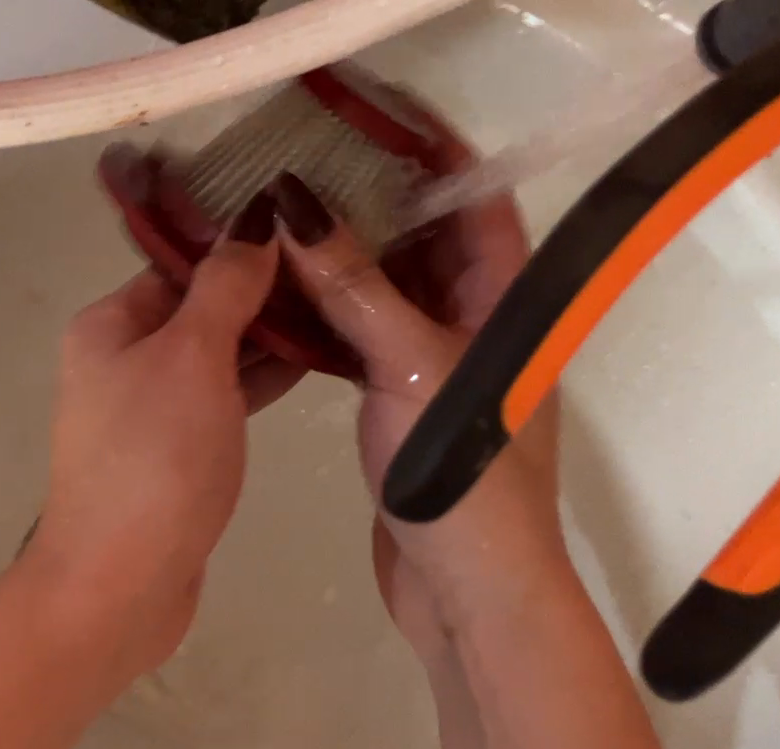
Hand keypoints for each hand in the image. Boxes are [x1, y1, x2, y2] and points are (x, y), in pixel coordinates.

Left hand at [21, 192, 302, 674]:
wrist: (121, 580)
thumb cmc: (153, 459)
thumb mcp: (189, 356)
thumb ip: (222, 287)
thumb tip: (254, 219)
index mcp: (107, 327)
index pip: (178, 263)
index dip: (241, 240)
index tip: (313, 217)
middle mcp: (119, 364)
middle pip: (198, 309)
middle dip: (264, 289)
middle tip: (347, 258)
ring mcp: (145, 415)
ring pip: (213, 359)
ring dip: (268, 337)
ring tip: (346, 302)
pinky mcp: (172, 457)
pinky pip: (219, 403)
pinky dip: (257, 384)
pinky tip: (315, 362)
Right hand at [269, 140, 560, 663]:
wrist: (461, 584)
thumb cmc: (458, 472)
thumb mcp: (407, 364)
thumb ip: (354, 286)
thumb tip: (293, 207)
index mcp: (507, 301)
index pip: (474, 202)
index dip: (424, 159)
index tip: (352, 134)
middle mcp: (477, 324)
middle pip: (423, 245)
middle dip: (365, 210)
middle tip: (290, 183)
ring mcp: (434, 367)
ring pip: (385, 296)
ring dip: (337, 267)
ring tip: (273, 236)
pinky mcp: (396, 405)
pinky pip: (360, 341)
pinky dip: (325, 321)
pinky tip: (279, 308)